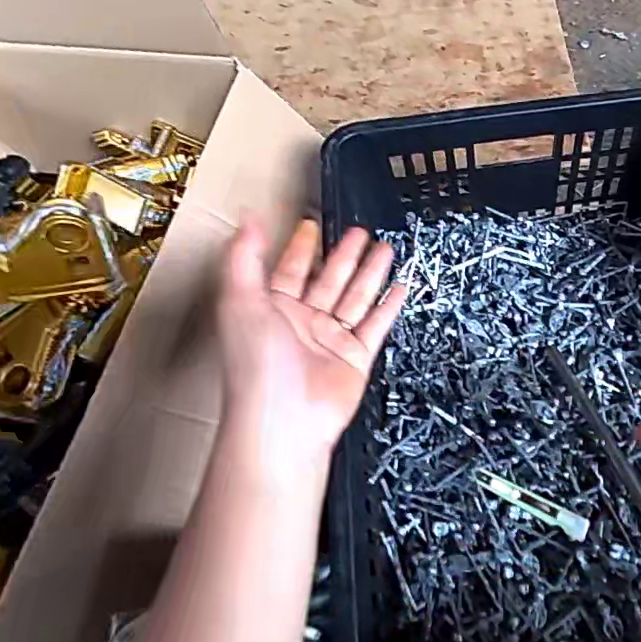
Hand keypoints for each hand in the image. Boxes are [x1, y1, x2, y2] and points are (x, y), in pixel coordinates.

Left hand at [218, 218, 405, 461]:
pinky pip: (376, 325)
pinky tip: (399, 288)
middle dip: (344, 254)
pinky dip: (389, 306)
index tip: (311, 226)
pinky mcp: (354, 357)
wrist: (285, 418)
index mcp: (272, 309)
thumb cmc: (257, 368)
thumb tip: (246, 222)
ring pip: (355, 297)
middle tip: (359, 232)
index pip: (289, 269)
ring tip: (386, 249)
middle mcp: (302, 323)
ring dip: (371, 273)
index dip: (300, 246)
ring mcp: (330, 340)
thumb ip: (244, 259)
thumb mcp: (241, 301)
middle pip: (328, 279)